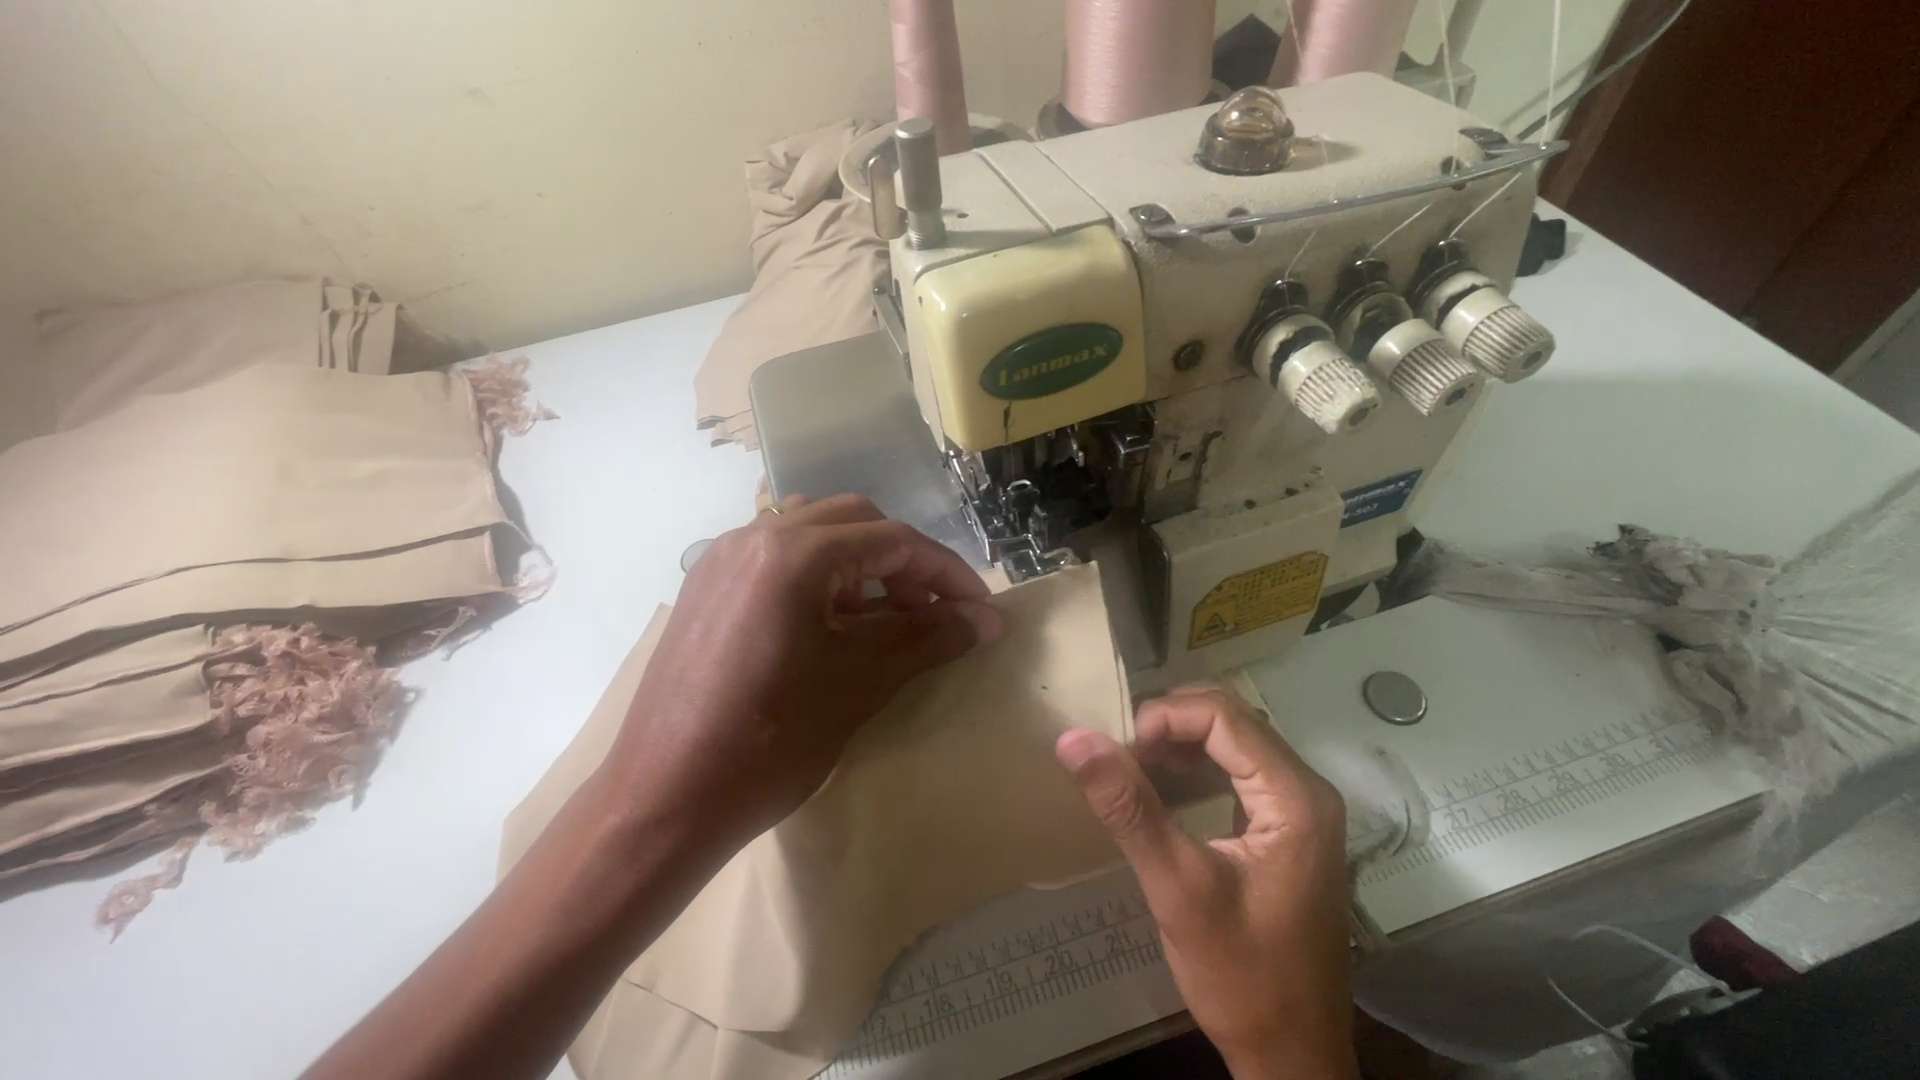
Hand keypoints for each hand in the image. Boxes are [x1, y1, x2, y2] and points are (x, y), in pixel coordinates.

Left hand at [603, 495, 1001, 846]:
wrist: (665, 797)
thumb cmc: (770, 743)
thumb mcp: (859, 684)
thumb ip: (927, 638)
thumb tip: (987, 619)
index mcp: (794, 555)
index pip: (893, 541)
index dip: (946, 573)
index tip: (980, 609)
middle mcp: (754, 537)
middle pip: (854, 521)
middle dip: (903, 561)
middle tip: (933, 612)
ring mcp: (722, 559)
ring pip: (812, 531)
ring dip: (860, 562)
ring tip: (881, 617)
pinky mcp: (705, 586)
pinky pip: (775, 556)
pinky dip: (817, 574)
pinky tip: (829, 623)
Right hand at [1055, 686, 1356, 1079]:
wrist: (1291, 1052)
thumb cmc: (1240, 974)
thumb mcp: (1177, 889)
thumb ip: (1130, 808)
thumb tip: (1074, 740)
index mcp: (1295, 798)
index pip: (1224, 717)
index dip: (1163, 718)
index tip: (1116, 750)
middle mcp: (1307, 791)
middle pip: (1234, 721)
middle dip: (1170, 724)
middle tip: (1119, 754)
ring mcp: (1302, 811)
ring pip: (1236, 742)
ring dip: (1181, 743)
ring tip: (1131, 765)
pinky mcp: (1287, 831)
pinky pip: (1241, 773)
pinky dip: (1198, 768)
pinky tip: (1163, 787)